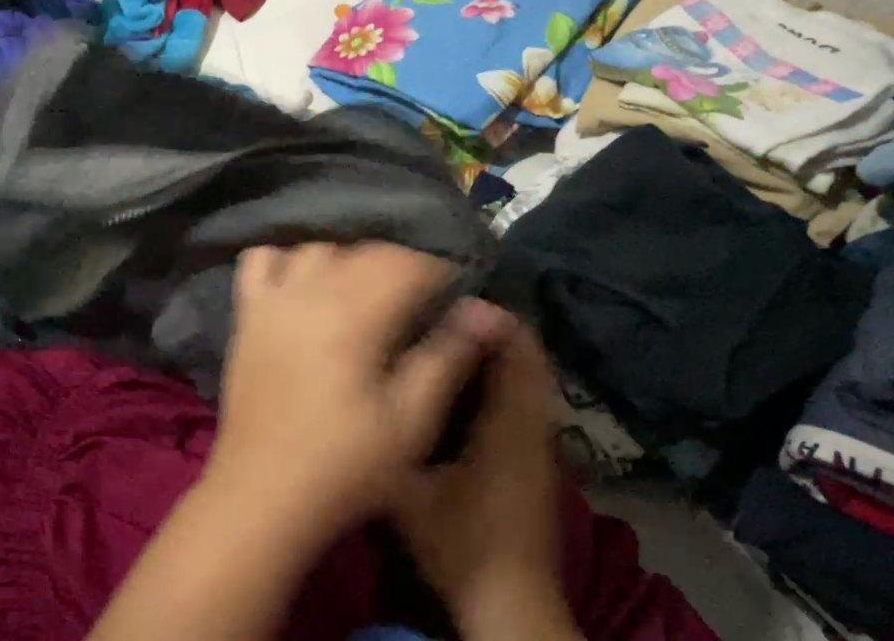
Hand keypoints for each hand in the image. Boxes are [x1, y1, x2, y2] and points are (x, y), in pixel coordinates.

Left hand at [204, 242, 518, 539]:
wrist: (264, 491)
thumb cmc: (347, 464)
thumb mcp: (412, 421)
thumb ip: (447, 356)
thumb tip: (486, 308)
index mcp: (353, 315)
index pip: (405, 263)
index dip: (439, 270)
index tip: (459, 292)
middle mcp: (308, 292)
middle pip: (362, 251)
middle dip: (400, 265)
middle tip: (423, 298)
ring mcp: (271, 299)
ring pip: (315, 249)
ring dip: (348, 258)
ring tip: (370, 292)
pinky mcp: (246, 313)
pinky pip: (260, 260)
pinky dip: (286, 259)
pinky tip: (304, 283)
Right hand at [387, 323, 579, 640]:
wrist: (508, 602)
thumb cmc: (460, 542)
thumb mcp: (409, 490)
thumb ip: (389, 435)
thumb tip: (357, 386)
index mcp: (510, 425)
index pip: (516, 349)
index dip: (486, 313)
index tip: (438, 291)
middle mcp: (532, 425)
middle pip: (525, 355)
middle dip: (487, 323)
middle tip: (432, 303)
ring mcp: (536, 443)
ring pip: (525, 376)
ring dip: (492, 348)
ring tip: (437, 329)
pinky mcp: (530, 458)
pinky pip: (520, 396)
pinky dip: (496, 374)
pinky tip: (453, 376)